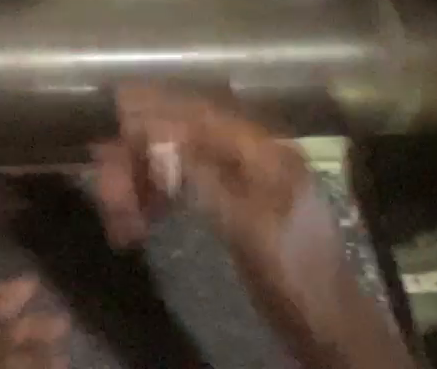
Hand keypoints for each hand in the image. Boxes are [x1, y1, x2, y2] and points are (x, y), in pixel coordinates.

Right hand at [89, 87, 414, 368]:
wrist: (331, 328)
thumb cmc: (296, 273)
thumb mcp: (249, 226)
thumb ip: (203, 177)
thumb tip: (156, 136)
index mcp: (262, 149)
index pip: (200, 114)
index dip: (157, 108)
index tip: (116, 107)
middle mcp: (249, 155)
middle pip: (181, 138)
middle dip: (139, 158)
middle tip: (105, 187)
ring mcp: (239, 180)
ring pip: (176, 164)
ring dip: (142, 184)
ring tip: (118, 219)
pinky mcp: (229, 205)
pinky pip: (183, 189)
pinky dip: (156, 201)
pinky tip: (137, 224)